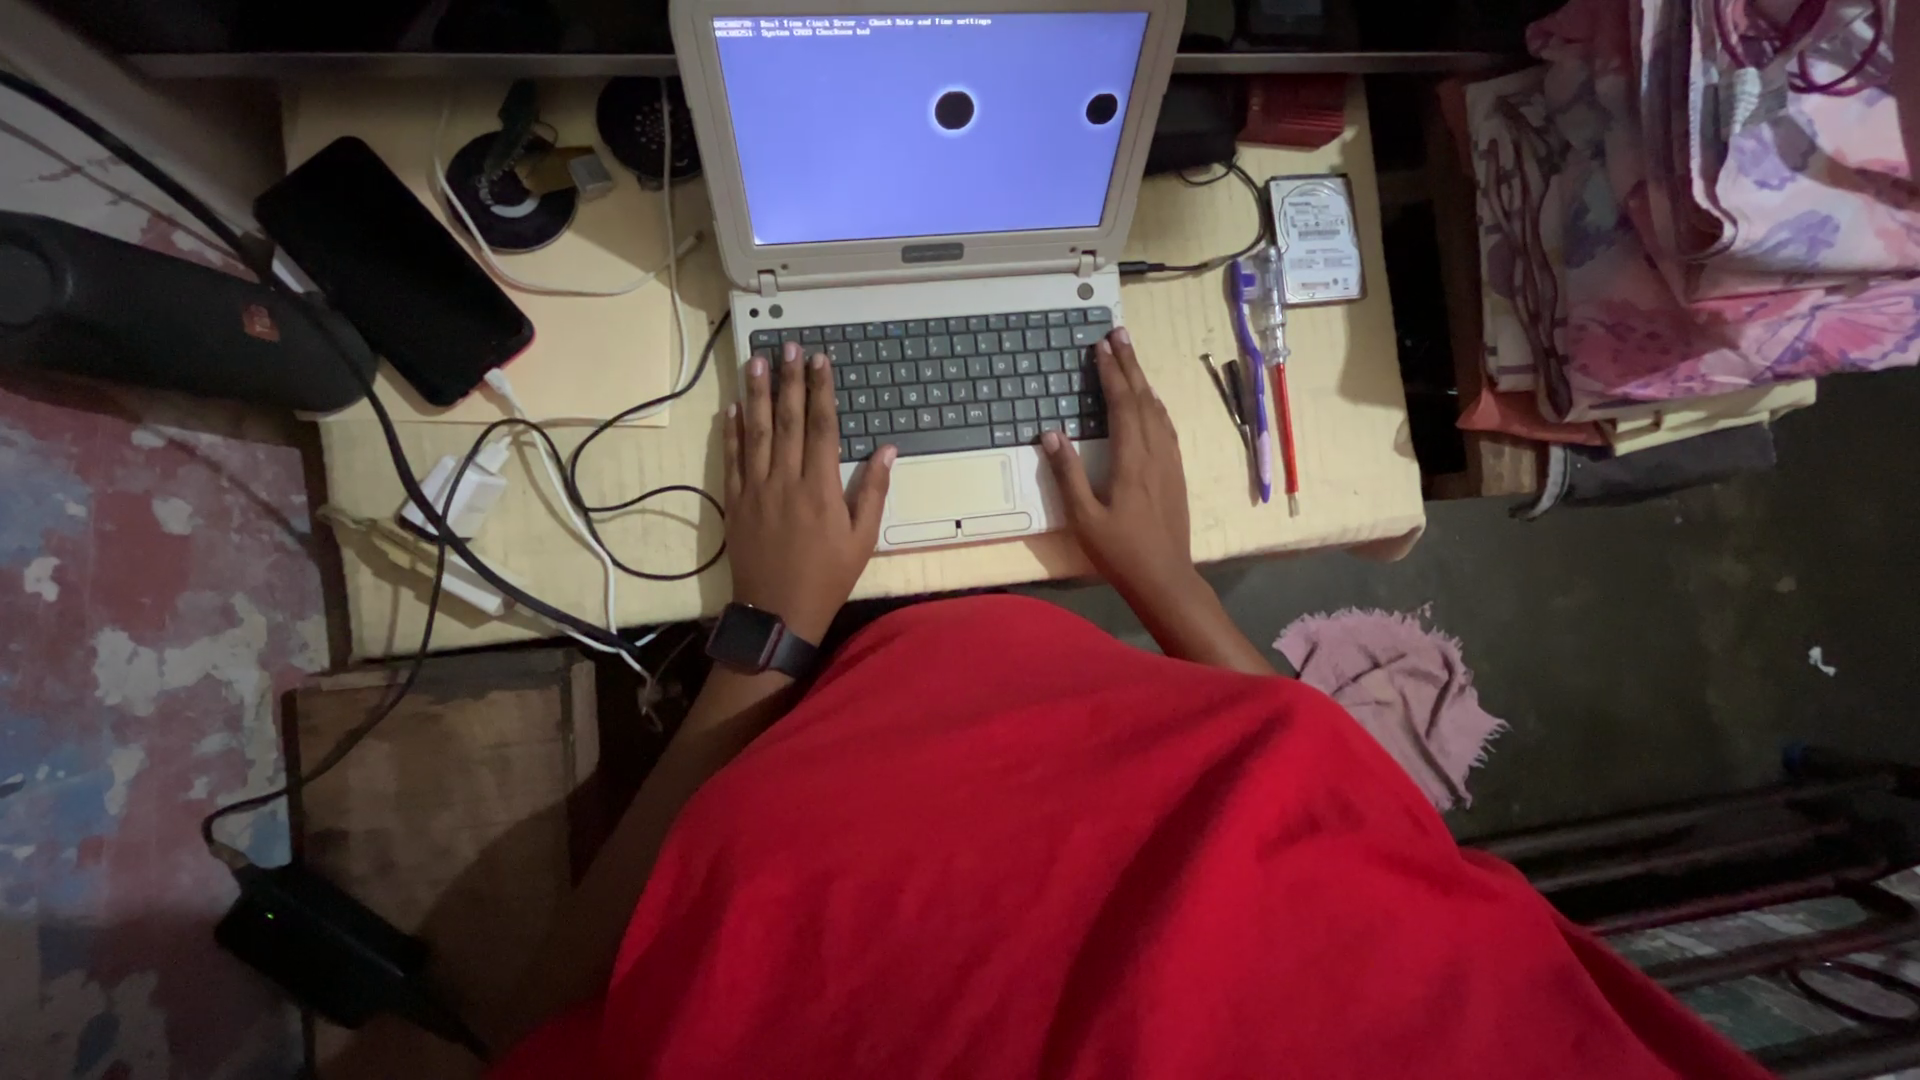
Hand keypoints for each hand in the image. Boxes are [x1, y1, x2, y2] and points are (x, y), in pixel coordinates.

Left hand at [725, 340, 894, 642]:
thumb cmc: (827, 577)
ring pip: (756, 432)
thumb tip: (887, 450)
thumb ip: (872, 492)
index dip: (821, 390)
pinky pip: (732, 459)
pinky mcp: (735, 502)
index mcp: (821, 488)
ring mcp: (756, 489)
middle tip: (788, 347)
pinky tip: (733, 407)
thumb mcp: (862, 539)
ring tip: (756, 361)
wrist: (777, 612)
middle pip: (789, 420)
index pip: (822, 427)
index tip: (819, 361)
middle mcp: (786, 481)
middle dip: (789, 381)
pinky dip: (731, 431)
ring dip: (757, 394)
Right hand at [1042, 328, 1273, 675]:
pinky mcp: (1176, 473)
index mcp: (1132, 460)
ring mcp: (1170, 462)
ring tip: (1131, 358)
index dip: (1111, 372)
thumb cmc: (1120, 551)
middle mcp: (1156, 453)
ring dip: (1143, 381)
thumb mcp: (1083, 518)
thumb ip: (1067, 475)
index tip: (1101, 345)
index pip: (1123, 404)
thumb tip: (1050, 434)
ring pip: (1158, 410)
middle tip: (1118, 334)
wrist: (1165, 577)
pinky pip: (1166, 427)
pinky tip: (1151, 403)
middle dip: (1130, 364)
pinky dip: (1155, 405)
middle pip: (1144, 398)